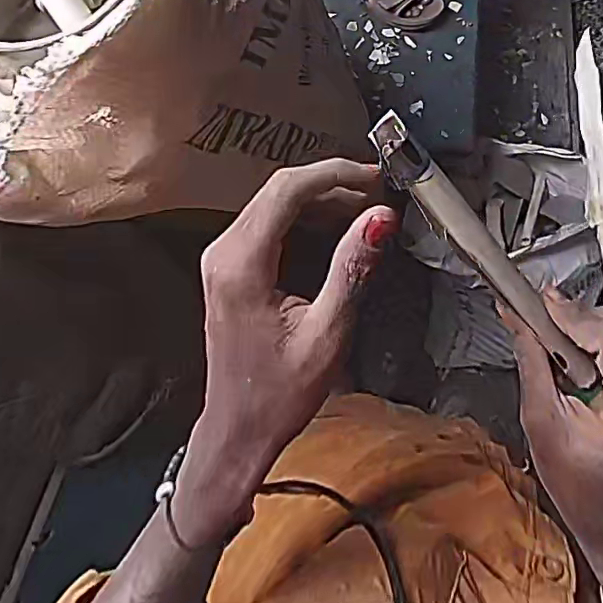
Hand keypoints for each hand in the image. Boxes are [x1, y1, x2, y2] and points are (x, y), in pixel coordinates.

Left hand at [173, 159, 395, 545]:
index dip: (334, 174)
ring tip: (367, 205)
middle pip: (280, 189)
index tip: (374, 177)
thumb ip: (351, 269)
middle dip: (332, 182)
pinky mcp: (231, 262)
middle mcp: (225, 250)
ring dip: (322, 196)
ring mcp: (223, 255)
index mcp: (242, 264)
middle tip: (378, 191)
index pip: (287, 190)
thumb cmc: (278, 394)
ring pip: (275, 200)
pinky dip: (307, 214)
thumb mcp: (326, 334)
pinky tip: (338, 223)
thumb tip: (379, 218)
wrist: (237, 429)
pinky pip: (271, 219)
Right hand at [505, 290, 602, 602]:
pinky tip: (579, 361)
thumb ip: (530, 361)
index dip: (575, 313)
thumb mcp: (539, 422)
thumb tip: (517, 315)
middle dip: (579, 316)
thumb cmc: (577, 488)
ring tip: (562, 352)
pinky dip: (599, 339)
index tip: (544, 302)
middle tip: (546, 324)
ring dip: (589, 326)